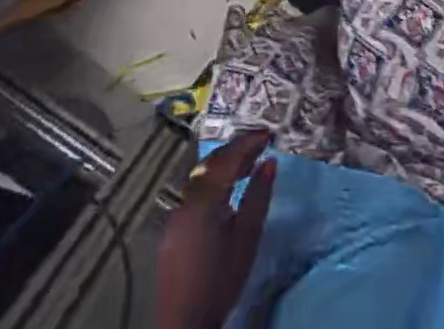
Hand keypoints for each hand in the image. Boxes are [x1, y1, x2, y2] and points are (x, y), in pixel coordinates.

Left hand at [154, 130, 277, 328]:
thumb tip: (269, 162)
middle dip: (237, 150)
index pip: (227, 158)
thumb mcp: (247, 237)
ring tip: (250, 163)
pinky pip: (196, 192)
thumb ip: (258, 196)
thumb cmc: (222, 278)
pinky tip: (228, 190)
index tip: (267, 133)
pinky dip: (215, 183)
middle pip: (211, 164)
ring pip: (202, 177)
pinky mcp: (174, 226)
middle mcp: (186, 198)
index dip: (248, 143)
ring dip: (225, 166)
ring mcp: (176, 211)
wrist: (185, 321)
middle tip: (261, 143)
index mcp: (203, 197)